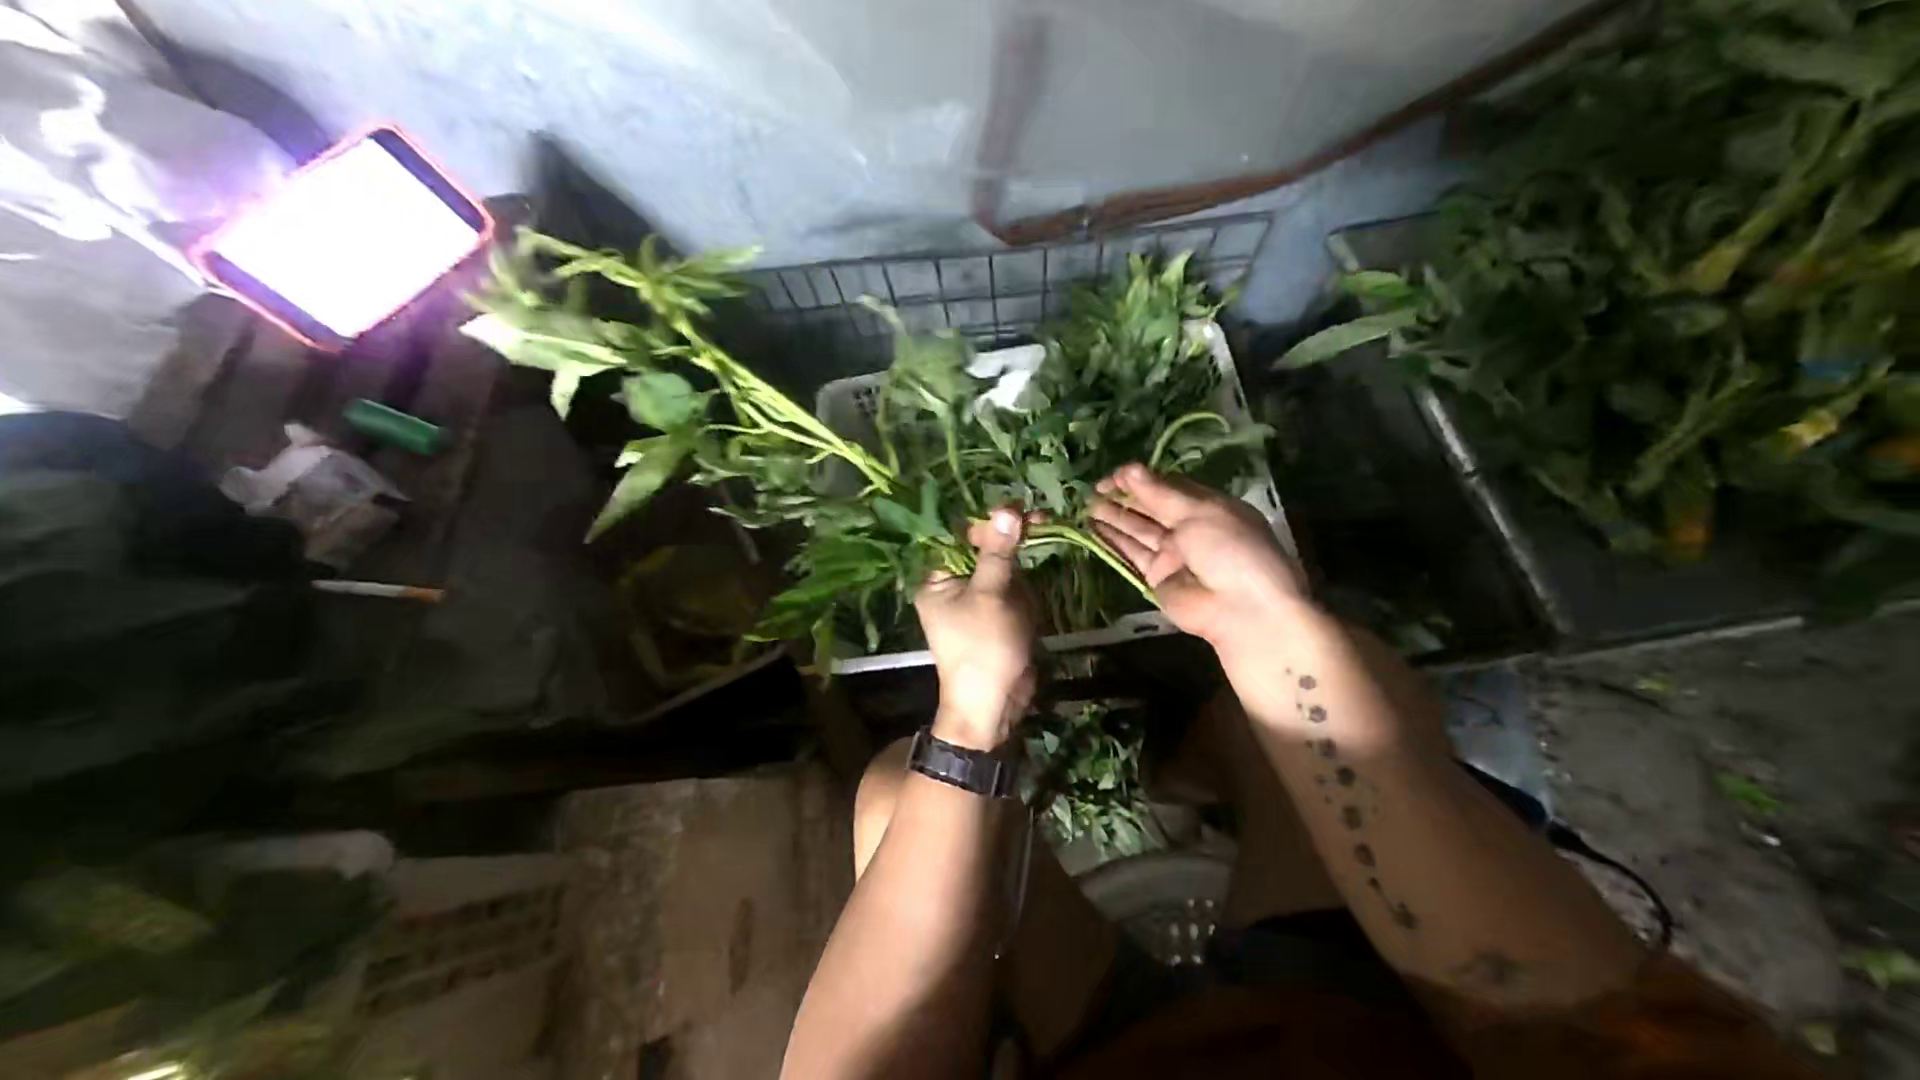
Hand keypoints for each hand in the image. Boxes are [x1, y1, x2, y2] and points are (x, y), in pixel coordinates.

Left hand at [914, 506, 1036, 750]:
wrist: (995, 705)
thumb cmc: (984, 648)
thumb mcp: (991, 595)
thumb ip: (998, 553)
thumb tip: (1006, 510)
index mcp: (937, 580)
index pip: (959, 536)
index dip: (989, 522)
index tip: (1019, 509)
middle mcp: (952, 585)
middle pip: (983, 549)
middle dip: (1010, 541)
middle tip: (1039, 520)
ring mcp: (976, 600)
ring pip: (1002, 568)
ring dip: (1020, 570)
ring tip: (1033, 571)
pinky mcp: (996, 615)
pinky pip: (1012, 590)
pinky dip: (1024, 592)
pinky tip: (1029, 606)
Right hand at [1089, 464, 1309, 658]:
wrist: (1242, 610)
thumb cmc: (1230, 549)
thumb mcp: (1198, 513)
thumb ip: (1159, 493)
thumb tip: (1129, 469)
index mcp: (1209, 506)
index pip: (1169, 486)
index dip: (1142, 479)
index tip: (1115, 475)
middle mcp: (1190, 527)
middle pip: (1151, 507)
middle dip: (1124, 496)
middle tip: (1094, 489)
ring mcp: (1173, 553)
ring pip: (1138, 529)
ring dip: (1114, 516)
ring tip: (1086, 504)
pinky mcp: (1156, 577)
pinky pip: (1132, 554)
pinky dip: (1113, 541)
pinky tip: (1093, 528)